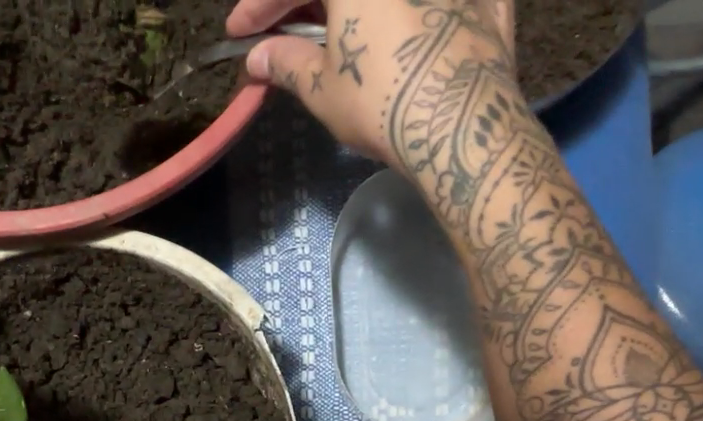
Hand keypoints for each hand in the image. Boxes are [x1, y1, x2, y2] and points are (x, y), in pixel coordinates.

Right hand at [227, 0, 515, 168]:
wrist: (462, 126)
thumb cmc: (382, 104)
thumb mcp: (324, 88)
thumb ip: (288, 63)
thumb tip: (259, 57)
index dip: (259, 7)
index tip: (240, 33)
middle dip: (305, 4)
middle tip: (285, 33)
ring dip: (358, 11)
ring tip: (338, 35)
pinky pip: (448, 0)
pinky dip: (423, 13)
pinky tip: (411, 35)